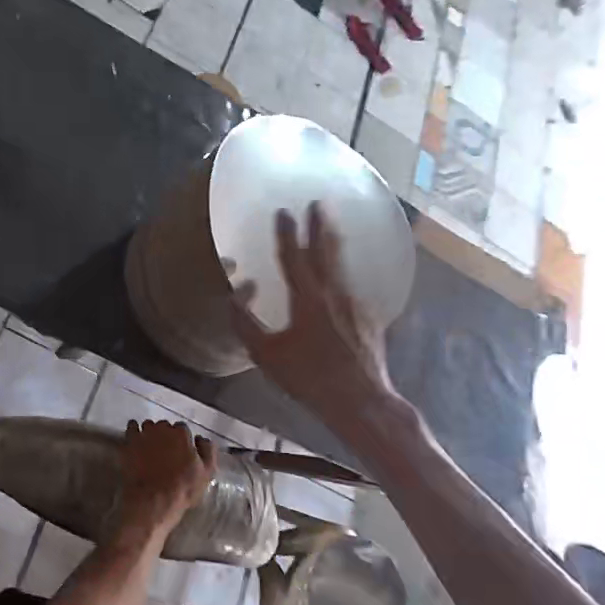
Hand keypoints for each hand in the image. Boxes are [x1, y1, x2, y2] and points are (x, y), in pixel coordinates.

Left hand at [111, 421, 215, 550]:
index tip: (181, 450)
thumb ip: (207, 451)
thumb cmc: (182, 488)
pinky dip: (134, 430)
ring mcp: (144, 434)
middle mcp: (162, 428)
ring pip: (149, 426)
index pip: (183, 429)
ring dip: (151, 433)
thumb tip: (201, 438)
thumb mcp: (206, 473)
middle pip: (165, 426)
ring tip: (151, 447)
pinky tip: (136, 438)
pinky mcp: (129, 442)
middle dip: (166, 436)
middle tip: (166, 451)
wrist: (152, 500)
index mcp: (181, 434)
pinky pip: (132, 427)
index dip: (182, 440)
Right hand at [230, 203, 395, 425]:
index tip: (283, 211)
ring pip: (343, 266)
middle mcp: (335, 294)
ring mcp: (357, 305)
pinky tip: (341, 281)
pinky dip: (343, 275)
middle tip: (319, 203)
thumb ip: (246, 323)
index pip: (293, 257)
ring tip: (331, 229)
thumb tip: (234, 295)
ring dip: (334, 245)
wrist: (360, 401)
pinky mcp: (370, 320)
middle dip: (320, 225)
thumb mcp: (266, 355)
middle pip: (327, 251)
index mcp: (308, 299)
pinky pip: (351, 288)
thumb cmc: (309, 379)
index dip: (286, 232)